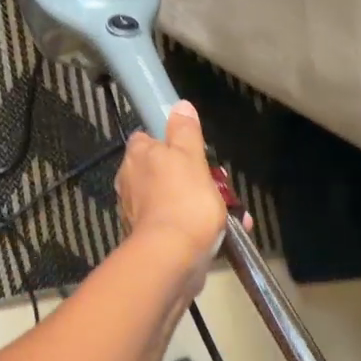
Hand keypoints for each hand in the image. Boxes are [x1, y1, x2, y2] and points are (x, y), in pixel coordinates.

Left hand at [114, 101, 228, 262]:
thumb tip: (179, 105)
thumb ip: (184, 132)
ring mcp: (134, 208)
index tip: (194, 155)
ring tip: (232, 217)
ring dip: (199, 204)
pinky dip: (194, 227)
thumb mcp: (190, 157)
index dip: (170, 144)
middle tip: (220, 189)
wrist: (171, 255)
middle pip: (161, 170)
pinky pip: (173, 223)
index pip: (147, 139)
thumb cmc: (183, 199)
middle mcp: (128, 178)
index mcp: (136, 156)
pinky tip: (221, 237)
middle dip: (192, 179)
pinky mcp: (145, 234)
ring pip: (171, 198)